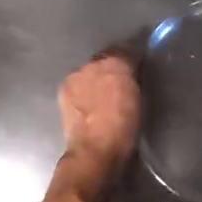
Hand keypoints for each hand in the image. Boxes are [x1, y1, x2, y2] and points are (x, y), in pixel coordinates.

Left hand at [58, 53, 140, 167]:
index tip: (137, 67)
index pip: (126, 51)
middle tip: (120, 83)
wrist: (94, 150)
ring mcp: (75, 76)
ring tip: (103, 95)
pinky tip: (89, 103)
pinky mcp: (63, 91)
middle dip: (112, 68)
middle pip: (105, 59)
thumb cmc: (124, 127)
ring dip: (96, 78)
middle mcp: (93, 63)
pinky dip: (84, 90)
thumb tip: (132, 70)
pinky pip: (78, 84)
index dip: (132, 59)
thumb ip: (133, 78)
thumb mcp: (138, 100)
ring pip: (89, 71)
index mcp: (116, 63)